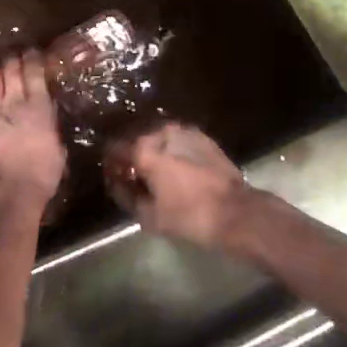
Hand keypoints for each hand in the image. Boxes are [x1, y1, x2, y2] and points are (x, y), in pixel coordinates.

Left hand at [0, 50, 65, 211]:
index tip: (33, 51)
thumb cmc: (43, 173)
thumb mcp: (57, 144)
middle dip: (12, 58)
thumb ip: (51, 123)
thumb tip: (48, 113)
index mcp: (39, 105)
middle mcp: (15, 101)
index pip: (34, 70)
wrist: (11, 191)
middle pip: (10, 68)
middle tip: (14, 56)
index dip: (32, 56)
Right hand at [106, 122, 250, 247]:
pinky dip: (173, 151)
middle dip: (134, 156)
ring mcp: (185, 131)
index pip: (115, 149)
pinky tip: (177, 169)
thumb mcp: (149, 216)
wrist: (235, 211)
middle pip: (138, 141)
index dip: (111, 163)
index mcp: (145, 149)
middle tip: (135, 177)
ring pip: (160, 139)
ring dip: (155, 152)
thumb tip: (116, 184)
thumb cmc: (189, 216)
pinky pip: (179, 141)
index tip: (112, 175)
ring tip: (157, 174)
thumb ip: (126, 196)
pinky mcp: (203, 136)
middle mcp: (162, 132)